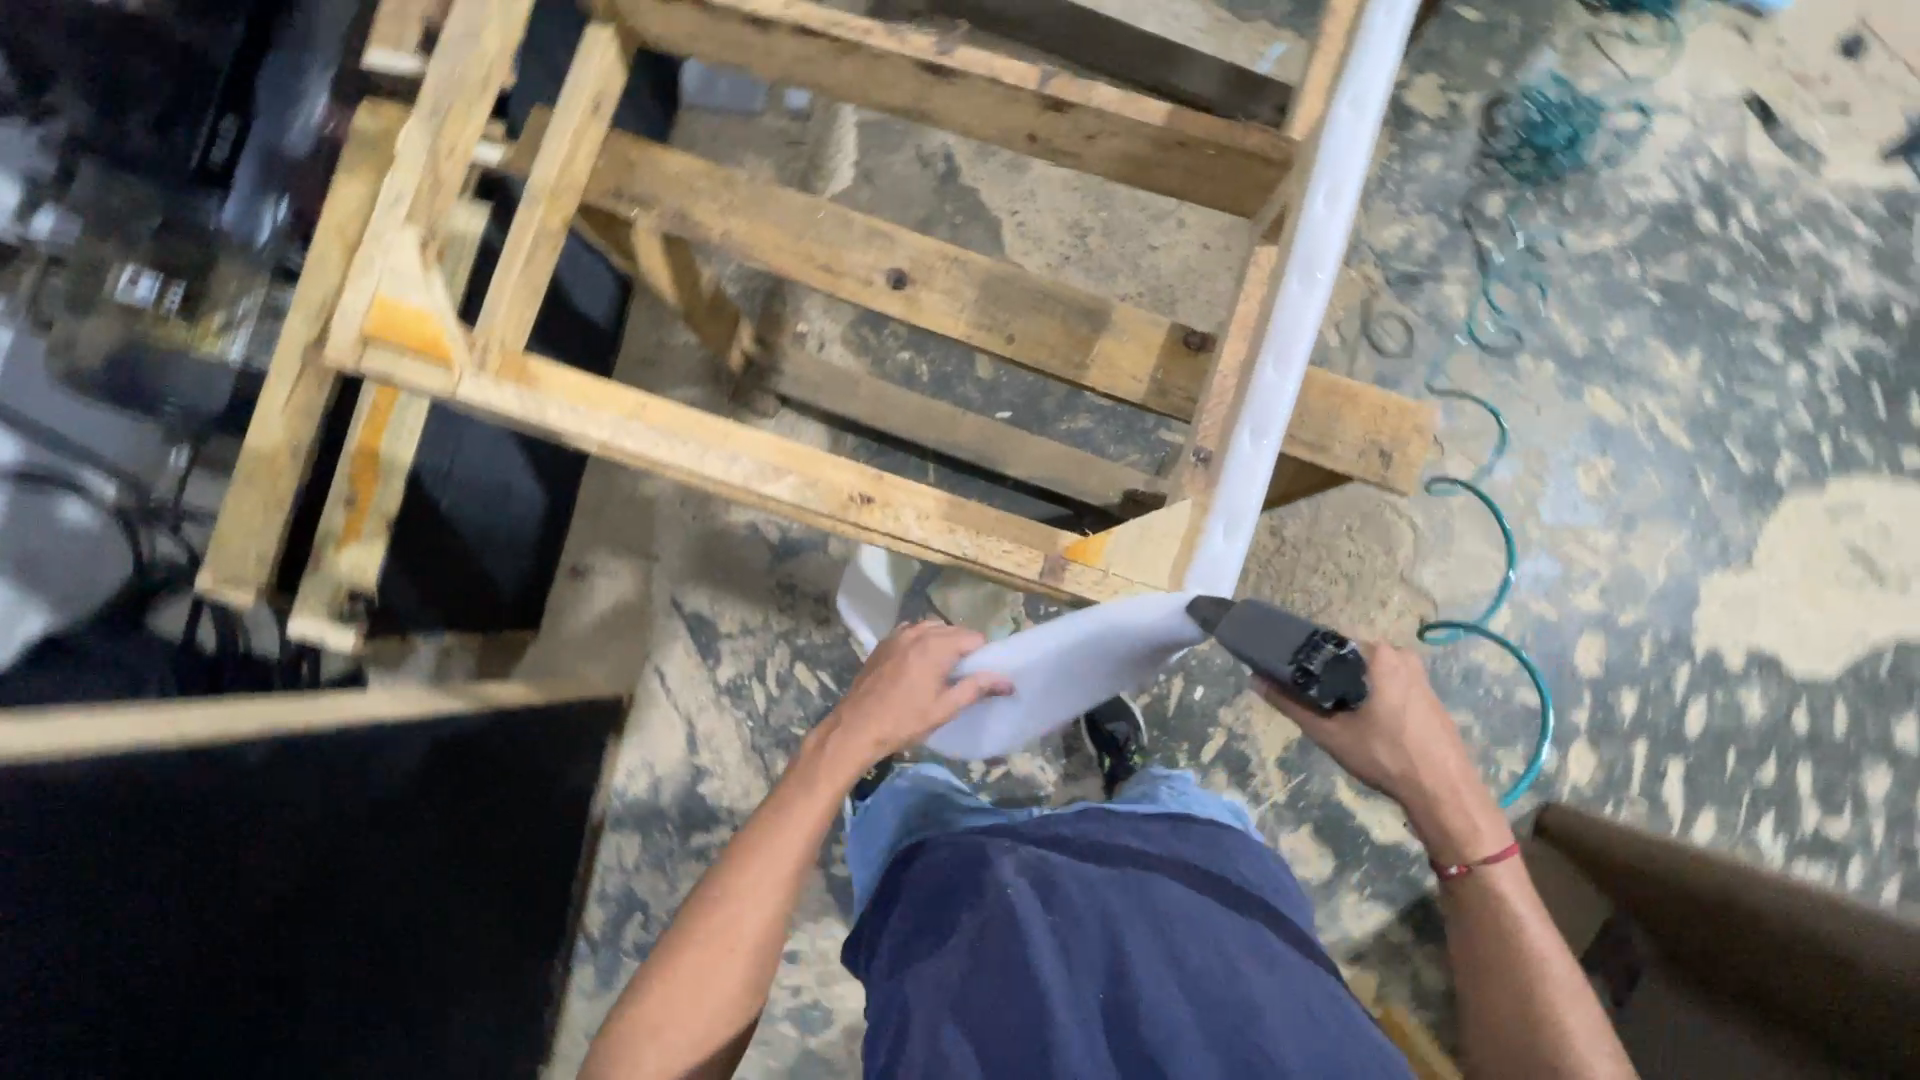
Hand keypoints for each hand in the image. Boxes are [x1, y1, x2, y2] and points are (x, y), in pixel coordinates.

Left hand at [806, 621, 1010, 783]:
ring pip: (932, 628)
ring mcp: (898, 635)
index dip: (982, 655)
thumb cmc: (904, 721)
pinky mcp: (884, 643)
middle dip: (963, 648)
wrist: (857, 727)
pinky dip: (922, 641)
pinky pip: (912, 632)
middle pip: (954, 630)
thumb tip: (1008, 681)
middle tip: (961, 676)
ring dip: (942, 642)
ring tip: (940, 670)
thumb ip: (977, 688)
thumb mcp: (945, 708)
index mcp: (936, 646)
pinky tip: (918, 664)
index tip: (978, 675)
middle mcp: (918, 632)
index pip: (974, 637)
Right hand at [1255, 642, 1511, 864]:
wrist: (1444, 792)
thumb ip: (1290, 704)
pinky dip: (1371, 698)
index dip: (1306, 658)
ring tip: (1332, 714)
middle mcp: (1403, 657)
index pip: (1330, 642)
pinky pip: (1389, 686)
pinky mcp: (1428, 697)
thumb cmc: (1385, 756)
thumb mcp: (1330, 733)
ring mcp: (1420, 677)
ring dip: (1349, 689)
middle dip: (1327, 676)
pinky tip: (1362, 724)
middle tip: (1308, 700)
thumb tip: (1255, 679)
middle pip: (1350, 658)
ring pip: (1369, 673)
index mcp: (1380, 655)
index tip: (1288, 676)